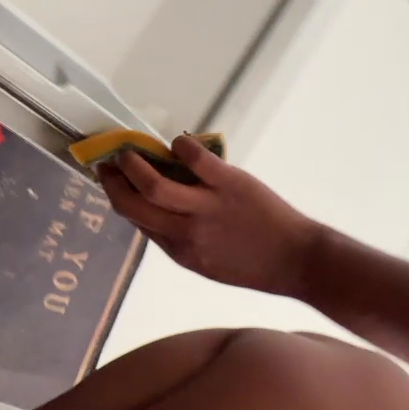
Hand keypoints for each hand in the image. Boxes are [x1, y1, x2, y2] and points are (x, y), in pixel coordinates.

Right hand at [97, 135, 326, 297]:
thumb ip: (176, 240)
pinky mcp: (229, 184)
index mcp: (178, 250)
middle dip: (113, 182)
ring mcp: (207, 207)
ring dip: (134, 164)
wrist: (300, 261)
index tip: (111, 181)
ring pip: (154, 184)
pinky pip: (196, 160)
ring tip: (130, 151)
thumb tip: (150, 212)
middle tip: (108, 164)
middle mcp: (186, 231)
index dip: (117, 197)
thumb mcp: (205, 264)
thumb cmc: (253, 265)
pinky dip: (180, 146)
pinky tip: (178, 144)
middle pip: (132, 204)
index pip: (135, 220)